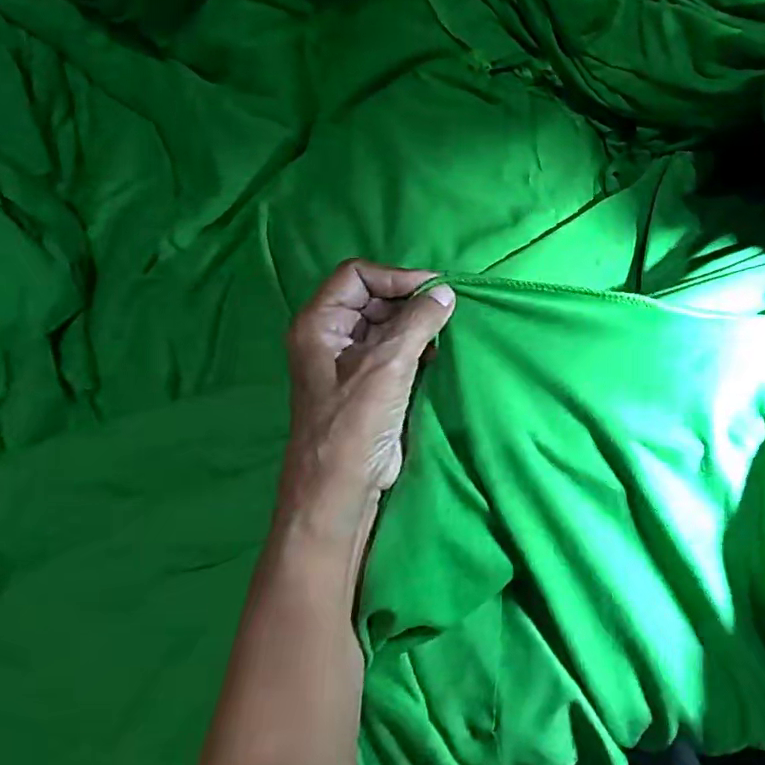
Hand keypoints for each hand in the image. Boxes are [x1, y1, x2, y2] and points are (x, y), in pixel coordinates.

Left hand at [281, 259, 454, 537]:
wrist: (340, 490)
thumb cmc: (354, 423)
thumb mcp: (388, 365)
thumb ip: (418, 321)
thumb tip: (446, 292)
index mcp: (319, 323)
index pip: (357, 275)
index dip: (395, 276)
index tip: (434, 289)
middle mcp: (329, 335)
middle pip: (372, 296)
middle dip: (408, 299)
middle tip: (444, 310)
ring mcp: (348, 359)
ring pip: (386, 322)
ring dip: (415, 323)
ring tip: (442, 333)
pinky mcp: (368, 381)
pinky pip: (393, 347)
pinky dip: (415, 344)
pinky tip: (435, 353)